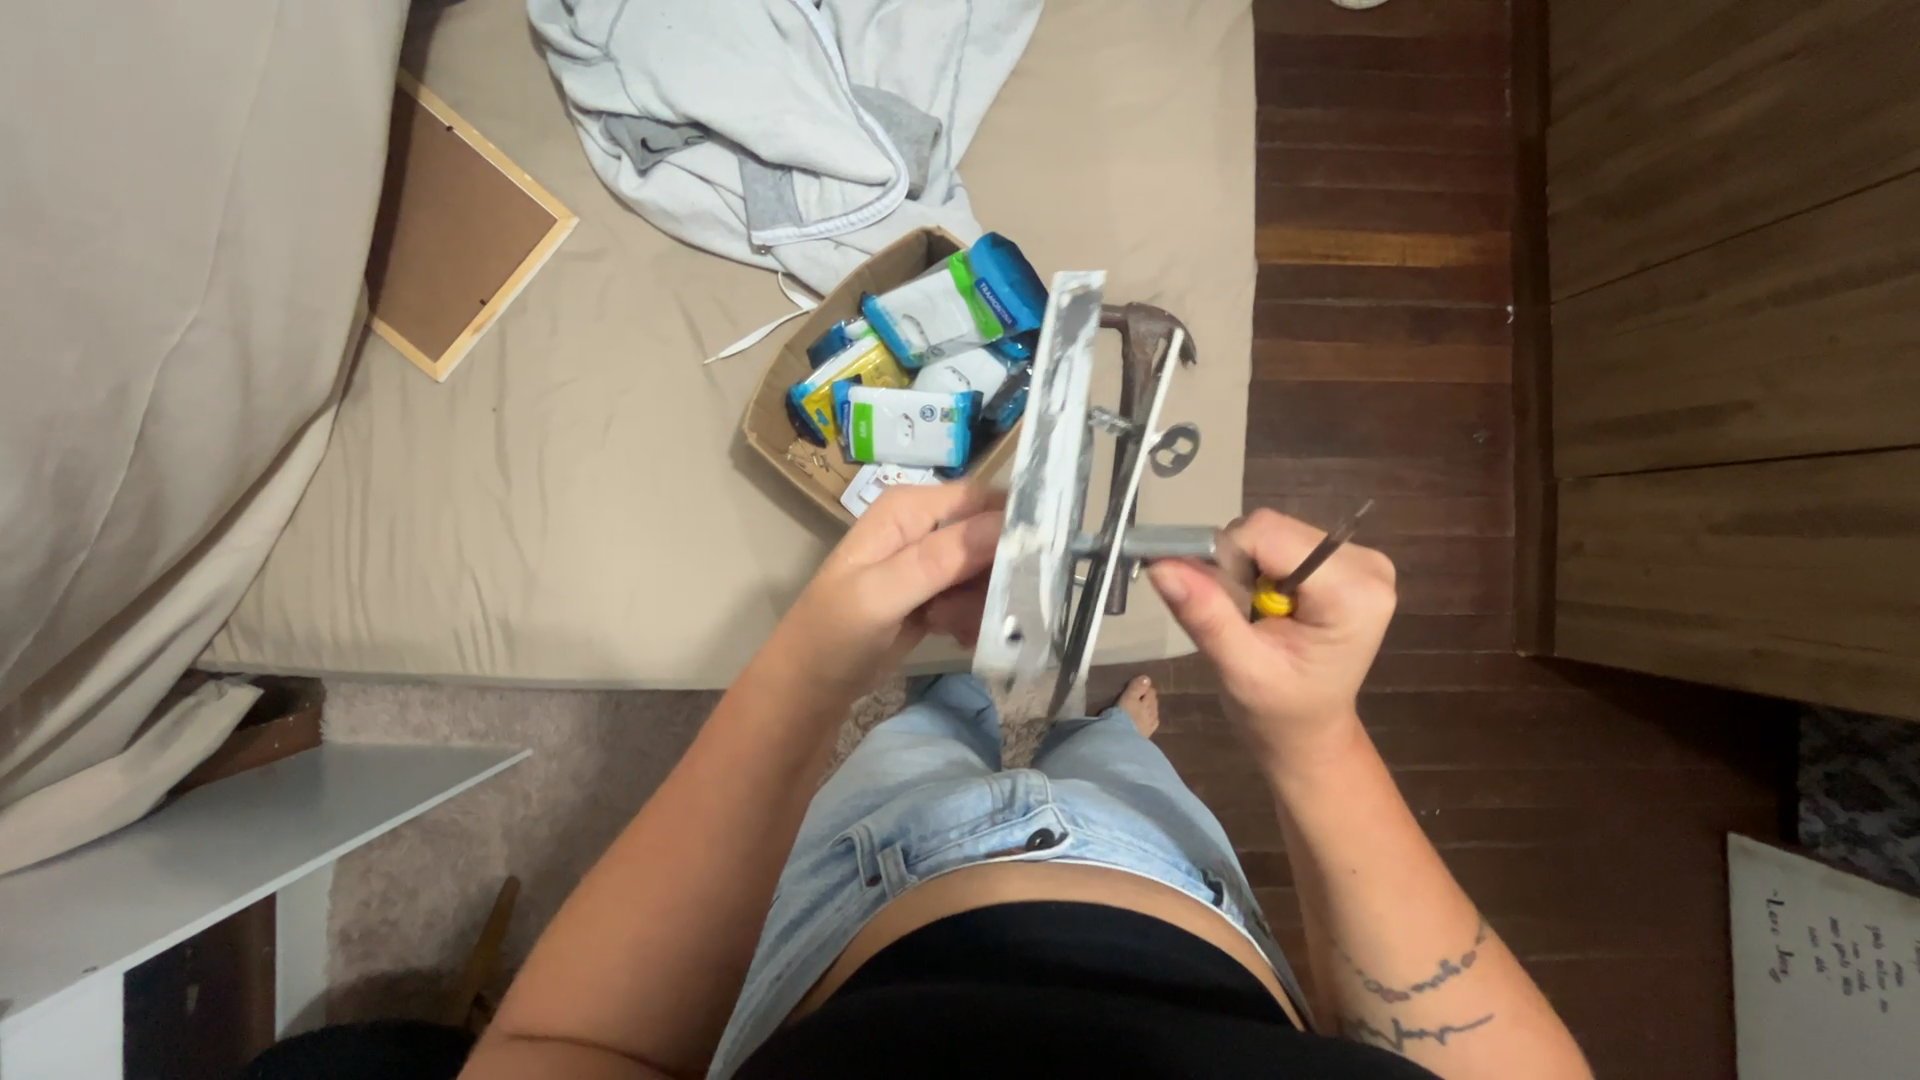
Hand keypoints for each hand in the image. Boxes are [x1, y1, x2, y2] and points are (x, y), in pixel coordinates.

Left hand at [773, 483, 1004, 696]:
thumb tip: (1004, 527)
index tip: (1031, 568)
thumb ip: (939, 560)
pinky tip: (957, 637)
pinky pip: (977, 596)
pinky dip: (974, 618)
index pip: (981, 500)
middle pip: (992, 537)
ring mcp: (932, 560)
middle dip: (993, 578)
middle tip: (980, 613)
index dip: (1010, 528)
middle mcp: (924, 525)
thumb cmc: (834, 633)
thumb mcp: (881, 595)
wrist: (811, 684)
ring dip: (981, 605)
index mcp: (909, 508)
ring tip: (955, 629)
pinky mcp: (937, 592)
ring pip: (989, 571)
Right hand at [1147, 509, 1395, 771]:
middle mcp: (1365, 564)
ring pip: (1270, 531)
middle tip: (1236, 616)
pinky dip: (1259, 567)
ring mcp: (1359, 558)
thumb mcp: (1239, 669)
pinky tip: (1266, 603)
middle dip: (1237, 566)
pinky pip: (1280, 539)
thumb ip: (1206, 615)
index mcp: (1352, 592)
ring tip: (1251, 614)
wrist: (1309, 731)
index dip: (1226, 558)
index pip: (1267, 534)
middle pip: (1270, 529)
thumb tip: (1161, 565)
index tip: (1217, 603)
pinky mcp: (1344, 559)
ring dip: (1246, 567)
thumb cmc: (1278, 711)